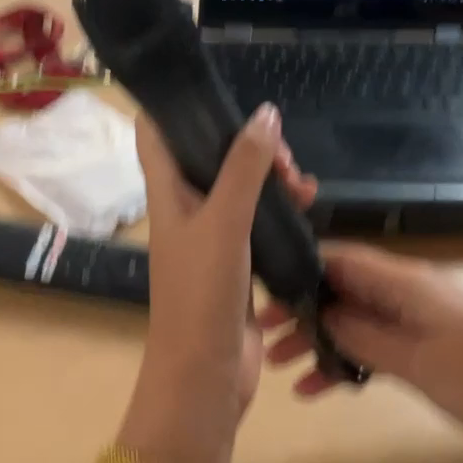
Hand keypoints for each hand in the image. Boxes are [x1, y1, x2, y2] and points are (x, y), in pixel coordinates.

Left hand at [115, 104, 316, 462]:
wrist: (205, 375)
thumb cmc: (201, 292)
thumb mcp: (225, 221)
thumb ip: (245, 167)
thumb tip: (266, 112)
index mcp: (168, 190)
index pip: (156, 131)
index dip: (173, 104)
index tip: (211, 88)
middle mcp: (186, 204)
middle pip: (211, 153)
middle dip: (248, 142)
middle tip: (283, 155)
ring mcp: (212, 231)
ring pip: (240, 183)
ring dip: (271, 173)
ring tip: (302, 183)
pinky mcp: (237, 257)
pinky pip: (258, 215)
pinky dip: (280, 204)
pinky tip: (306, 203)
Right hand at [261, 245, 462, 462]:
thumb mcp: (417, 361)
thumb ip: (365, 335)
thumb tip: (320, 315)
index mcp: (405, 281)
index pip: (341, 257)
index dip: (300, 268)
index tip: (263, 291)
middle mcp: (406, 291)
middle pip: (342, 288)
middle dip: (301, 308)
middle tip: (261, 334)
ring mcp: (416, 319)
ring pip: (354, 318)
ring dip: (318, 338)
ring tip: (278, 364)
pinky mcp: (425, 347)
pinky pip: (374, 343)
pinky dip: (346, 360)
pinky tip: (318, 387)